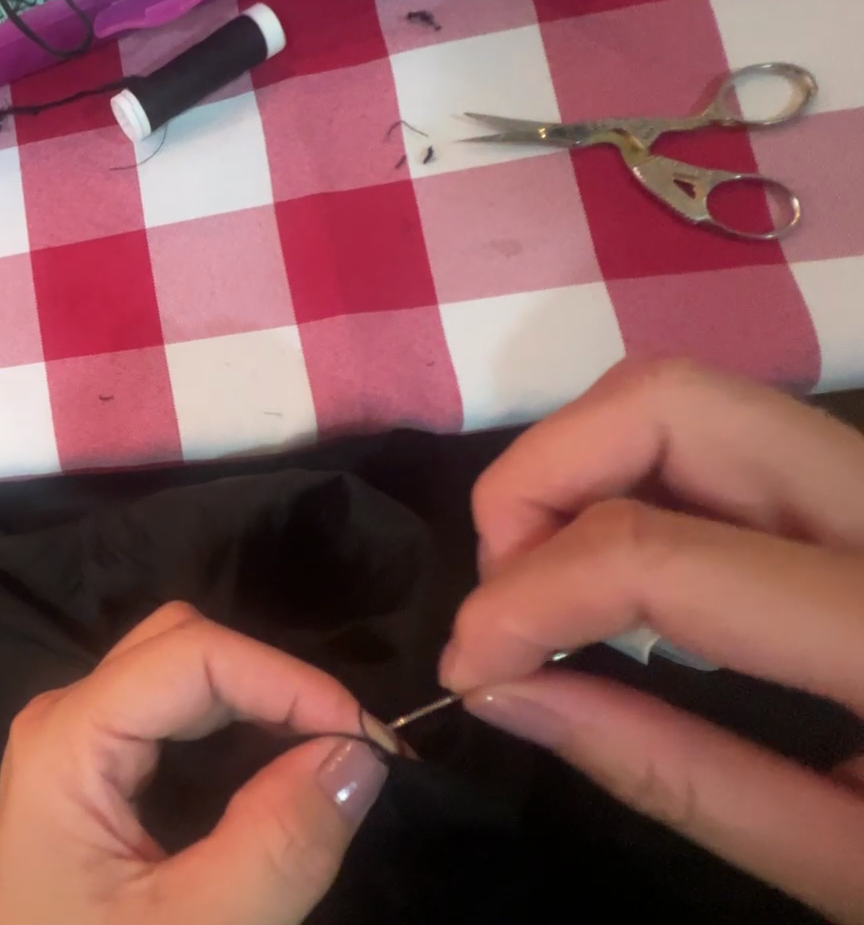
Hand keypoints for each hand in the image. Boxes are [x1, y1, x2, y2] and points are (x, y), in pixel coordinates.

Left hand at [0, 602, 396, 924]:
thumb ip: (277, 843)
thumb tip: (359, 756)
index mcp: (66, 737)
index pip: (187, 653)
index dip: (287, 679)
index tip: (376, 743)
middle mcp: (63, 715)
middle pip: (177, 645)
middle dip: (272, 680)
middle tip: (358, 753)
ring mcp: (73, 736)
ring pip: (174, 668)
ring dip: (256, 696)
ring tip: (331, 755)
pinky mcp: (90, 764)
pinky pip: (166, 709)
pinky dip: (230, 720)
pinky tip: (274, 761)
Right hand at [444, 359, 863, 921]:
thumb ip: (672, 774)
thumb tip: (495, 691)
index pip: (650, 554)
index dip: (517, 601)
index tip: (467, 667)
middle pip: (662, 406)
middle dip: (530, 488)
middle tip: (507, 586)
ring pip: (676, 400)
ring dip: (566, 473)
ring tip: (547, 573)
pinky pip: (708, 439)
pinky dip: (614, 480)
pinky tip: (616, 572)